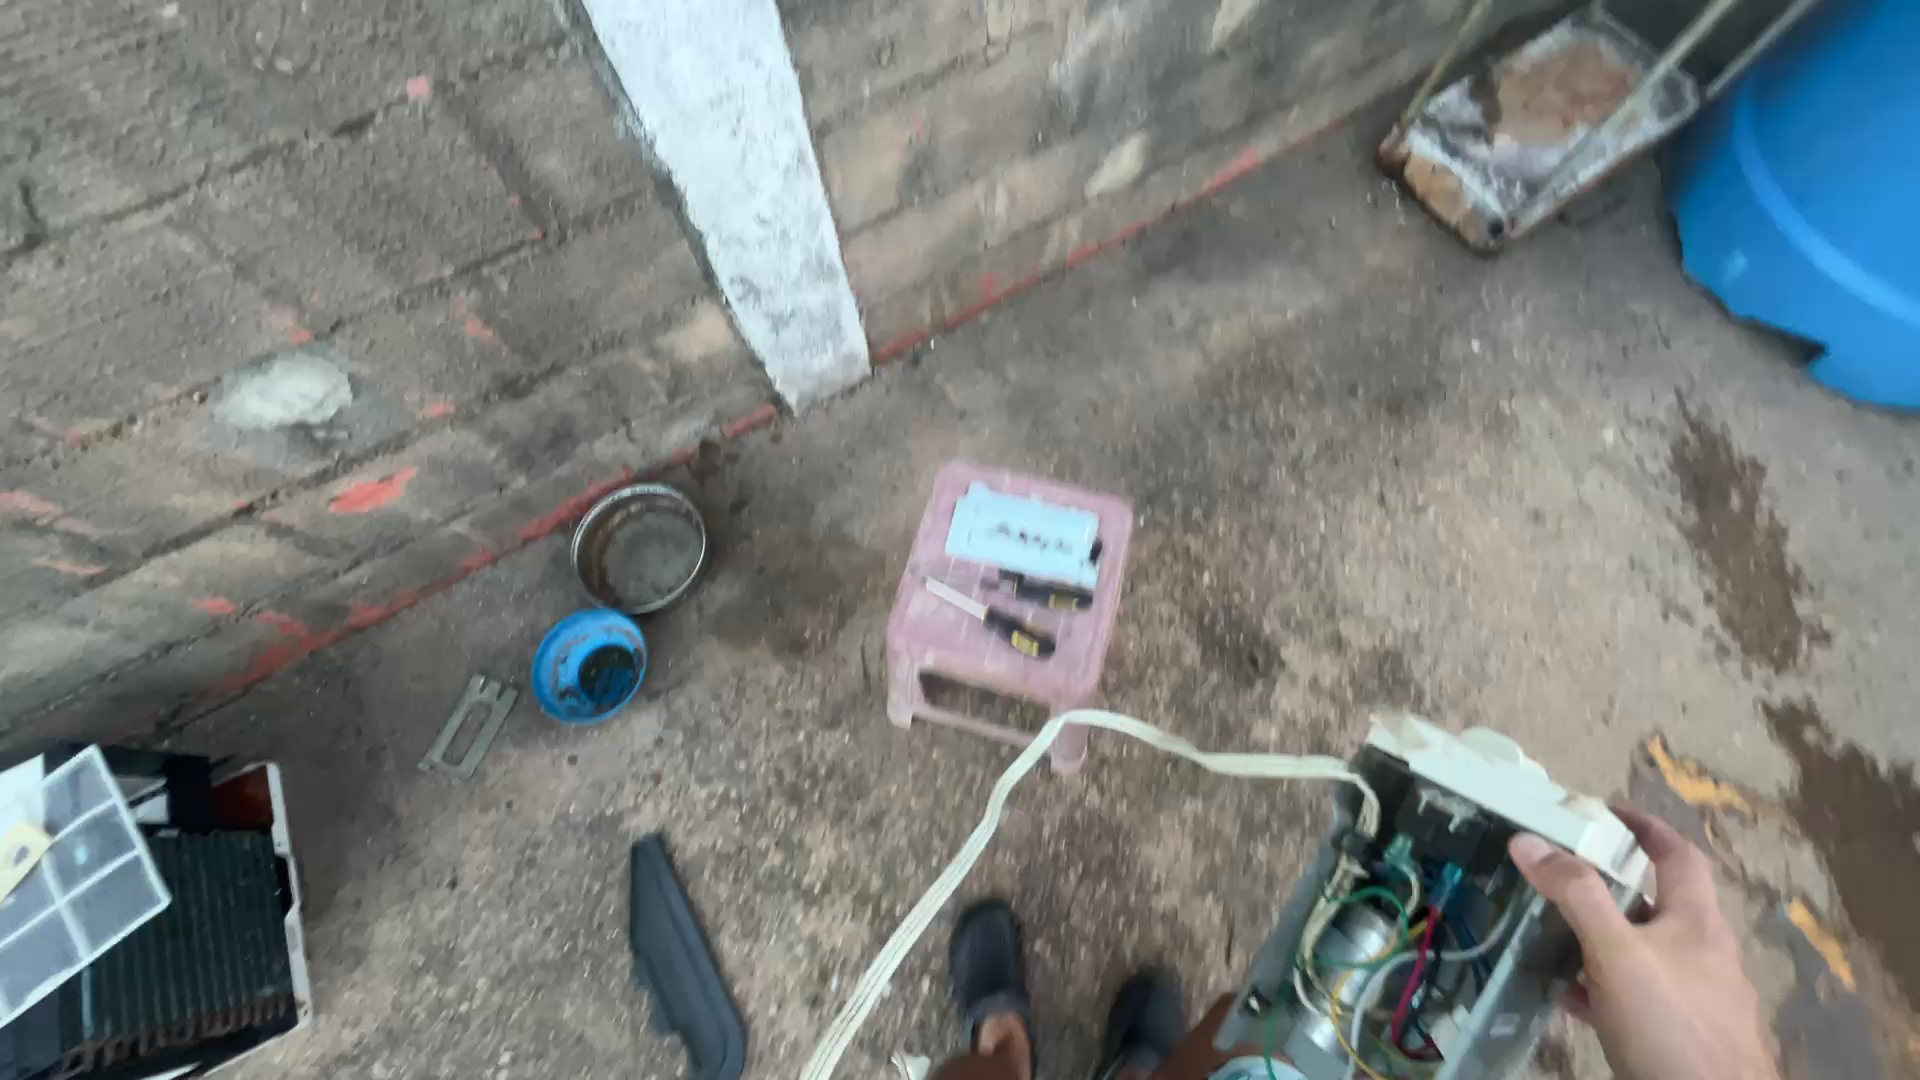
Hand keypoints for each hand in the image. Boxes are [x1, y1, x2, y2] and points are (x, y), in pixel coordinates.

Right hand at [1507, 807, 1778, 1079]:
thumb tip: (1526, 839)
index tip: (1603, 808)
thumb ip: (1574, 894)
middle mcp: (1702, 955)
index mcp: (1696, 926)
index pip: (1678, 858)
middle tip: (1555, 865)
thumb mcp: (1616, 951)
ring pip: (1639, 947)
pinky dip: (1595, 979)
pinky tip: (1563, 988)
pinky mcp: (1676, 1033)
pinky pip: (1630, 990)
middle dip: (1605, 879)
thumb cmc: (1672, 1025)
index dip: (1645, 827)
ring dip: (1596, 929)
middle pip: (1654, 901)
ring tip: (1546, 922)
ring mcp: (1693, 997)